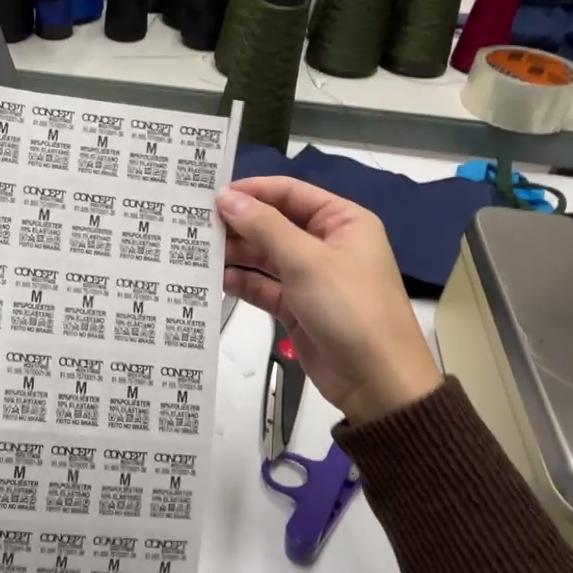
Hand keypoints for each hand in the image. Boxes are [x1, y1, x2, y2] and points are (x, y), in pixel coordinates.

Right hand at [218, 177, 441, 425]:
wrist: (377, 381)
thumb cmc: (350, 308)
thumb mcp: (306, 261)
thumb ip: (263, 226)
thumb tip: (225, 198)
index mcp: (342, 221)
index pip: (290, 193)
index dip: (252, 191)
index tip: (212, 195)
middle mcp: (326, 243)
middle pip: (273, 223)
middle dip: (238, 224)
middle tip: (195, 224)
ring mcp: (310, 277)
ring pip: (264, 256)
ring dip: (235, 254)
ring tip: (197, 250)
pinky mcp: (296, 306)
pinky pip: (262, 286)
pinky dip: (241, 282)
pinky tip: (214, 279)